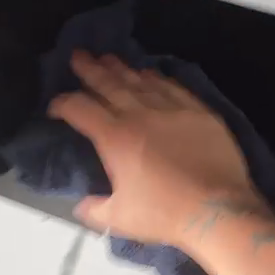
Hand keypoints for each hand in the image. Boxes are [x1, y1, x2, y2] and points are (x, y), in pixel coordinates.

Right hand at [47, 50, 266, 247]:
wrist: (217, 210)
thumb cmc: (166, 215)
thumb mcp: (120, 218)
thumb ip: (94, 209)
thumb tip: (81, 204)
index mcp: (115, 137)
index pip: (79, 108)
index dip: (62, 104)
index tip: (56, 107)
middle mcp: (140, 114)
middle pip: (109, 84)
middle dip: (90, 69)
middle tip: (78, 55)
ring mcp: (172, 110)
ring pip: (141, 81)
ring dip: (122, 69)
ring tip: (109, 58)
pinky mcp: (200, 112)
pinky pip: (173, 87)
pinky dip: (157, 78)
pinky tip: (150, 73)